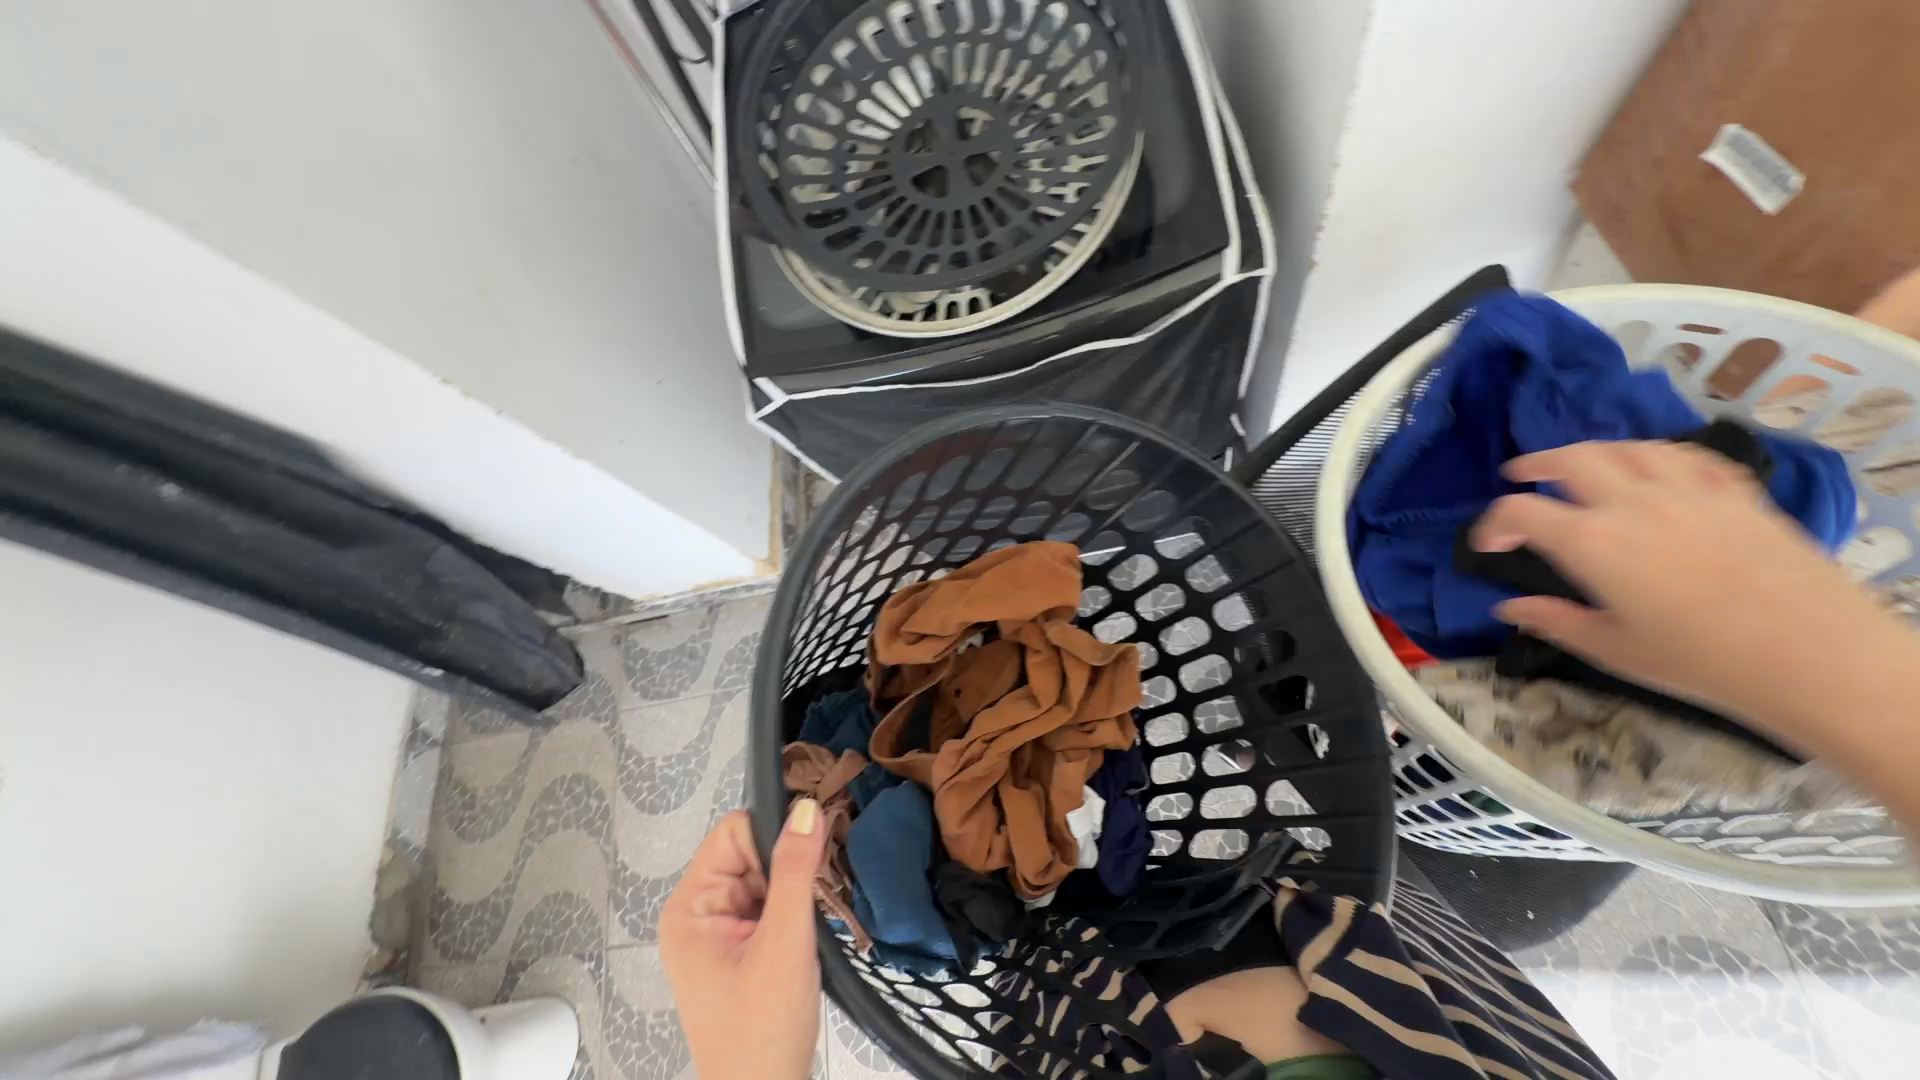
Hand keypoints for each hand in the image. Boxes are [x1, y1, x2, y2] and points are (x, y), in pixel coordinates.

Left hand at [661, 802, 826, 1079]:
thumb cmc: (763, 1028)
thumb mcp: (783, 943)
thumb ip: (795, 870)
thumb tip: (805, 808)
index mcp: (691, 906)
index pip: (732, 833)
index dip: (772, 837)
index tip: (806, 860)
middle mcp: (699, 911)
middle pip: (750, 852)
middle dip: (786, 869)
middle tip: (808, 903)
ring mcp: (719, 930)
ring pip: (766, 876)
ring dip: (792, 892)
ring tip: (804, 927)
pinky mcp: (740, 946)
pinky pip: (770, 903)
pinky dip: (792, 912)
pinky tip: (801, 937)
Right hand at [1468, 440, 1896, 728]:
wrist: (1818, 660)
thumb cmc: (1701, 661)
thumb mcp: (1612, 648)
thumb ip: (1554, 620)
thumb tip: (1509, 608)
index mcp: (1591, 542)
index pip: (1520, 511)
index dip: (1493, 523)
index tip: (1487, 543)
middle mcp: (1633, 504)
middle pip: (1572, 459)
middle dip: (1536, 463)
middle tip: (1520, 474)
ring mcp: (1690, 494)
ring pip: (1630, 448)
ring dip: (1596, 451)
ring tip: (1583, 463)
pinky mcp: (1738, 497)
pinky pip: (1692, 458)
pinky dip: (1661, 456)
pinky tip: (1657, 467)